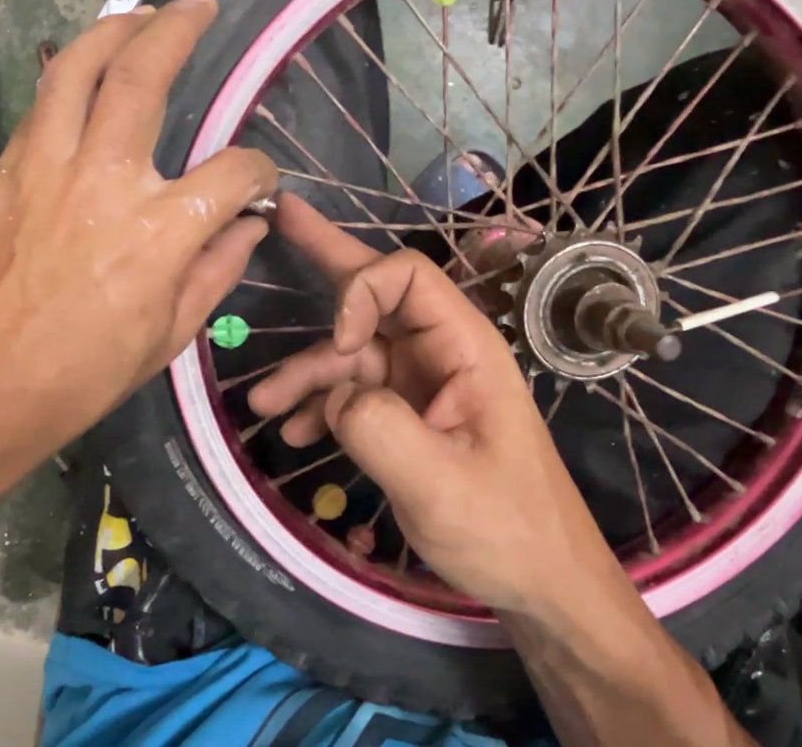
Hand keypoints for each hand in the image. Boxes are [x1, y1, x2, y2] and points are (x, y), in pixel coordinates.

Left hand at [0, 0, 276, 450]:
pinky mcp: (10, 170)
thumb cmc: (86, 374)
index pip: (234, 171)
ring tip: (142, 13)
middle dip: (180, 28)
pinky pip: (44, 102)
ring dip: (115, 28)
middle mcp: (107, 179)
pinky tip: (90, 72)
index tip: (260, 181)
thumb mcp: (173, 335)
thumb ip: (218, 268)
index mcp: (161, 232)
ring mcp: (49, 166)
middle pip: (146, 76)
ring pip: (79, 67)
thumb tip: (247, 223)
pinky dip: (73, 74)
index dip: (260, 171)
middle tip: (201, 2)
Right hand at [248, 195, 630, 614]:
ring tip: (262, 404)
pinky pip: (353, 394)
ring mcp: (421, 384)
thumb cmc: (506, 528)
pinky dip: (320, 407)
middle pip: (375, 294)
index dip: (359, 295)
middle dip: (326, 261)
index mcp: (464, 346)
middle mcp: (440, 352)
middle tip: (281, 218)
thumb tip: (334, 394)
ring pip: (352, 354)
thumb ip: (378, 429)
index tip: (340, 347)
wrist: (539, 583)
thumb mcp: (440, 484)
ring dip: (306, 372)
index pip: (406, 277)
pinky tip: (294, 432)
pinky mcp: (407, 416)